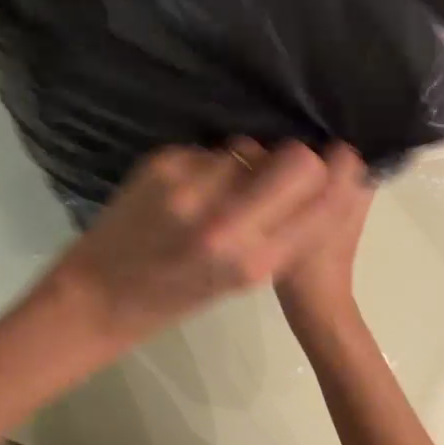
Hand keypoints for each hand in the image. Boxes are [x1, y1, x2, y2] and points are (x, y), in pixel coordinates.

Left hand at [45, 138, 366, 343]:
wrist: (99, 295)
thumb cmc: (174, 296)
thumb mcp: (239, 280)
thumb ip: (278, 232)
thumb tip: (313, 173)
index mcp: (254, 264)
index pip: (324, 201)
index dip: (340, 174)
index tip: (344, 157)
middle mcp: (226, 225)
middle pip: (297, 159)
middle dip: (299, 157)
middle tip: (284, 165)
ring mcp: (190, 190)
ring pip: (249, 148)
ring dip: (245, 161)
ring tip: (221, 183)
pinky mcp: (161, 164)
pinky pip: (209, 150)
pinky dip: (207, 163)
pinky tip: (188, 184)